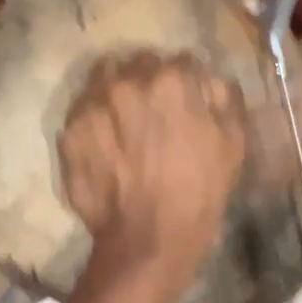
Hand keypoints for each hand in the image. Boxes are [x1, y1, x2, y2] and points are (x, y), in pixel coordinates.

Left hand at [57, 52, 245, 302]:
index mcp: (171, 80)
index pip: (180, 61)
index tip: (186, 101)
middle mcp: (126, 82)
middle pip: (138, 64)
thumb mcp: (232, 145)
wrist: (146, 241)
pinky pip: (83, 112)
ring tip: (124, 121)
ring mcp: (91, 106)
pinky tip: (105, 144)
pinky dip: (95, 121)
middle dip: (148, 81)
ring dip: (116, 92)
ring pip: (104, 79)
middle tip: (154, 112)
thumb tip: (209, 80)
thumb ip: (223, 99)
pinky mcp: (68, 132)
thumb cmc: (198, 195)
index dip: (186, 82)